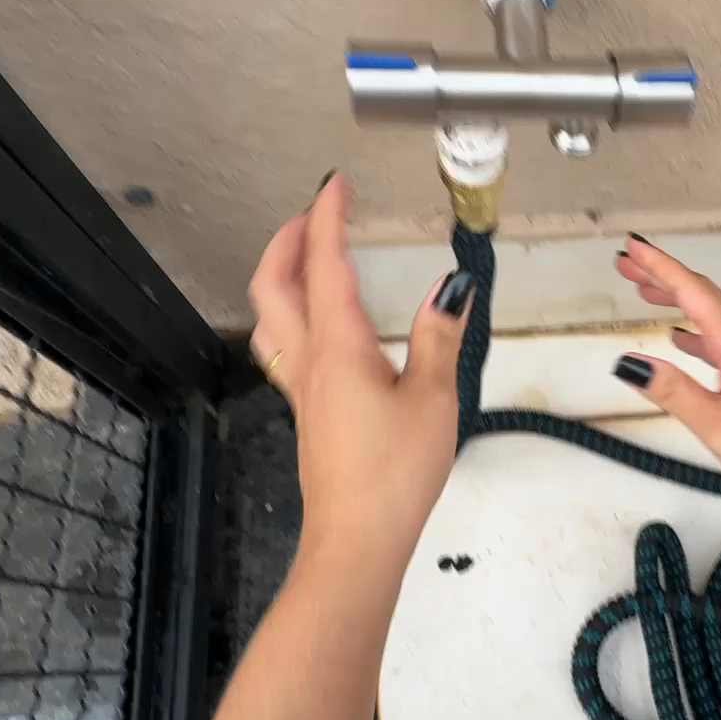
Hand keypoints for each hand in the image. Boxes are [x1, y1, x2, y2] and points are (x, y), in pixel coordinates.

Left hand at [248, 174, 475, 559]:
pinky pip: (284, 346)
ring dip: (279, 275)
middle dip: (288, 239)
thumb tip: (450, 287)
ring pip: (270, 317)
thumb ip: (438, 337)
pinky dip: (291, 313)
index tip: (335, 184)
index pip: (325, 266)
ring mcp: (301, 389)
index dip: (327, 218)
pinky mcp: (308, 412)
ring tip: (305, 259)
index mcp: (340, 348)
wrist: (359, 536)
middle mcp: (310, 361)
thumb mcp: (434, 398)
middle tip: (314, 214)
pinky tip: (317, 327)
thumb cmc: (397, 468)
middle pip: (274, 285)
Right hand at [611, 234, 720, 509]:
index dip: (659, 267)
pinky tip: (681, 339)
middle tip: (626, 263)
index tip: (632, 246)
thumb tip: (629, 362)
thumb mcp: (716, 424)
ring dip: (678, 299)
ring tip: (644, 293)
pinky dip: (696, 330)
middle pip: (702, 295)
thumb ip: (673, 390)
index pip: (692, 292)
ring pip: (712, 315)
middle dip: (663, 276)